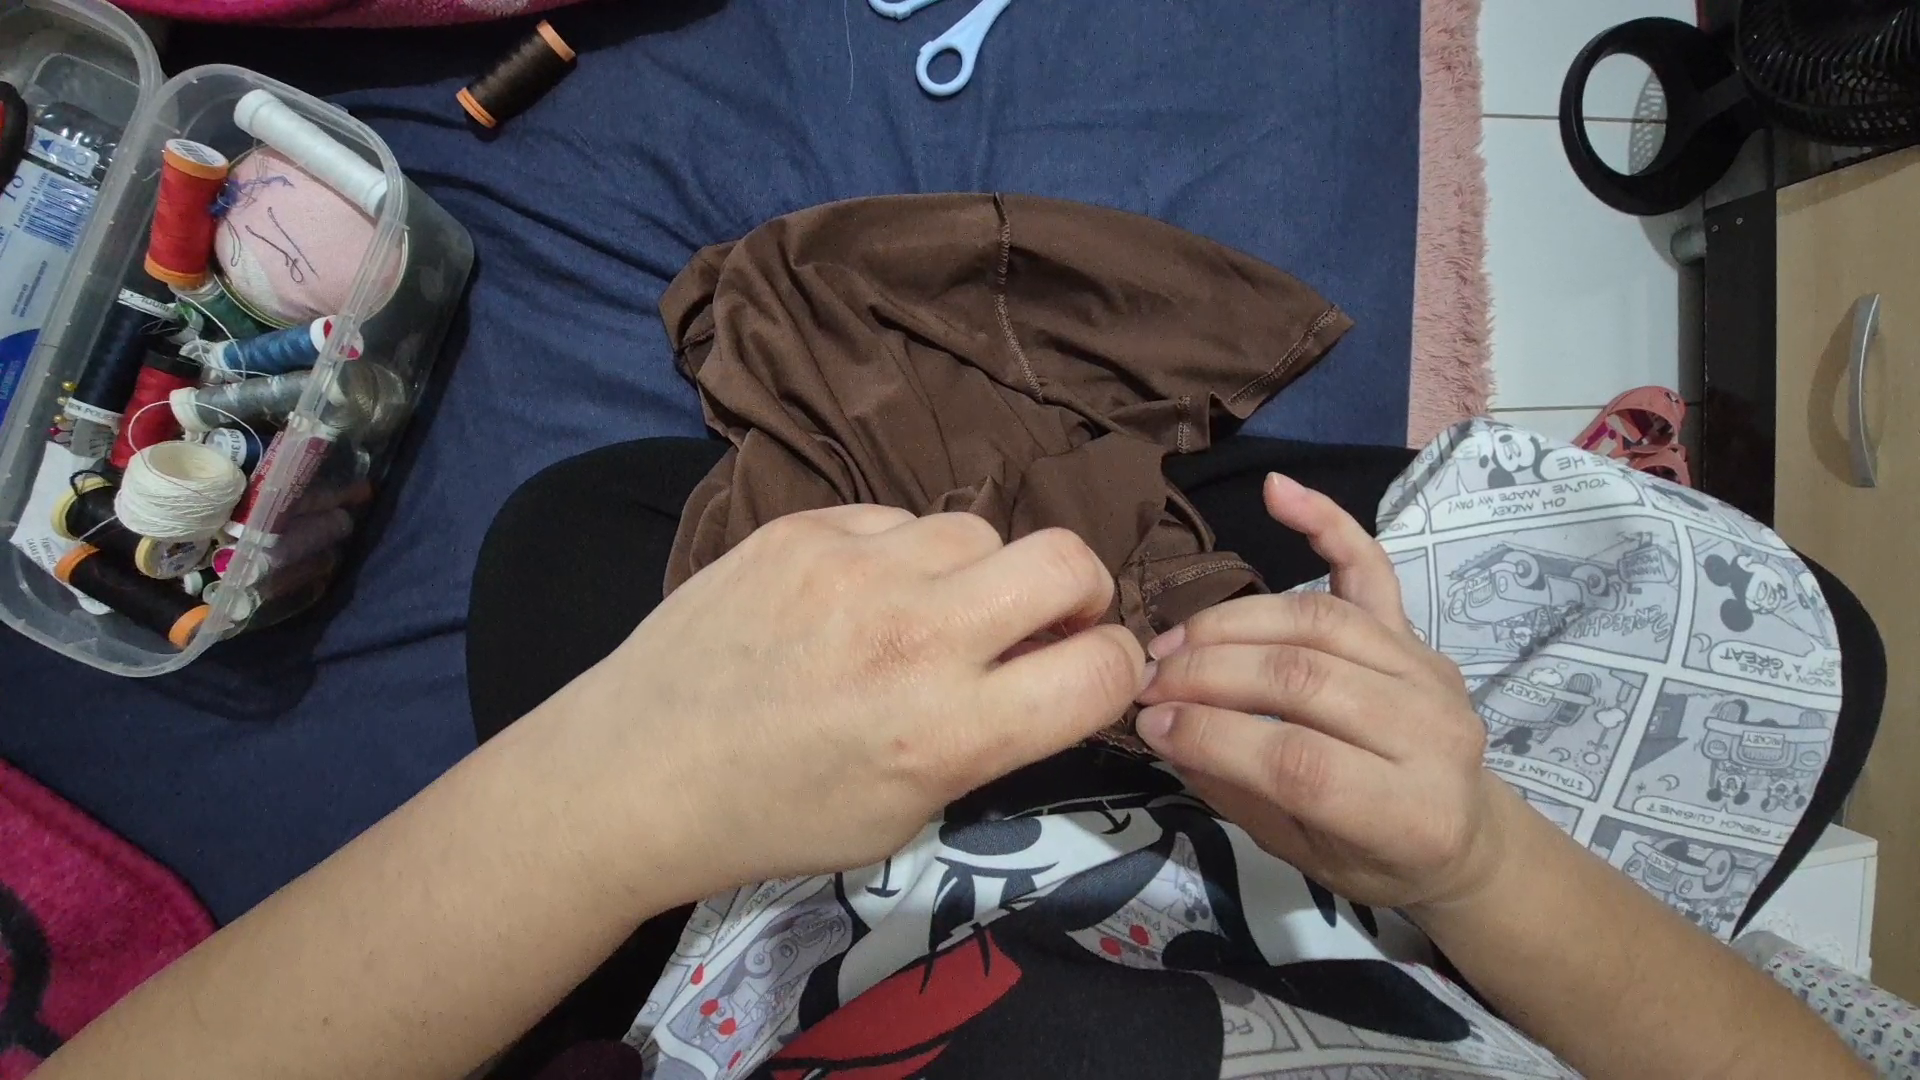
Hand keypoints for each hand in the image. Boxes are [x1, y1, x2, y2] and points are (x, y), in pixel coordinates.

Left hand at [559, 506, 1146, 897]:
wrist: (635, 770)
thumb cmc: (778, 815)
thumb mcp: (908, 812)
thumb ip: (992, 737)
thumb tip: (1049, 665)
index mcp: (948, 730)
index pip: (1101, 670)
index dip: (1119, 667)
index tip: (1093, 667)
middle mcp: (915, 634)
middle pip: (1067, 560)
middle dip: (1082, 591)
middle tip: (1045, 617)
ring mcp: (854, 566)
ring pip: (979, 530)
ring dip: (979, 572)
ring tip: (927, 607)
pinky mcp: (803, 528)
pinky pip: (896, 520)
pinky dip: (902, 555)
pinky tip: (854, 593)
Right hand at [1134, 473, 1513, 911]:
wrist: (1466, 838)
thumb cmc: (1376, 860)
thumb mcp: (1300, 855)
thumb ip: (1234, 789)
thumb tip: (1162, 723)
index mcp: (1409, 811)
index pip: (1299, 761)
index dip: (1212, 735)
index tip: (1148, 721)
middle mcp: (1431, 730)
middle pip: (1303, 677)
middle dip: (1206, 672)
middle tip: (1147, 678)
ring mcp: (1426, 669)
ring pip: (1315, 620)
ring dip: (1229, 620)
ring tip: (1174, 639)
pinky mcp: (1414, 634)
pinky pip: (1370, 568)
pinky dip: (1325, 523)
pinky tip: (1277, 490)